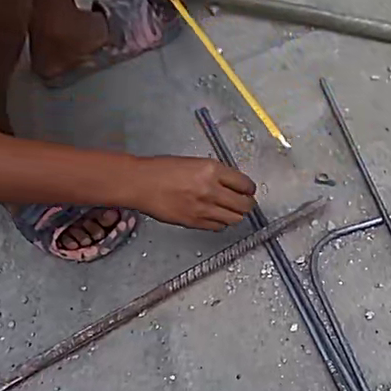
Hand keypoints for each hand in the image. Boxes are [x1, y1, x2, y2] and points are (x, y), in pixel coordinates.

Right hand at [126, 156, 256, 230]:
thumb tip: (234, 185)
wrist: (140, 183)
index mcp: (212, 170)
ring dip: (236, 215)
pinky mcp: (195, 222)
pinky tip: (216, 216)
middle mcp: (211, 190)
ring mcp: (204, 208)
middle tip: (245, 203)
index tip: (248, 190)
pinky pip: (218, 227)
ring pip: (235, 219)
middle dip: (247, 204)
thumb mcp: (194, 163)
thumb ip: (216, 174)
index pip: (246, 184)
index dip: (249, 189)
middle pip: (245, 205)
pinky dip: (221, 223)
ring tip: (231, 210)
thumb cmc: (162, 170)